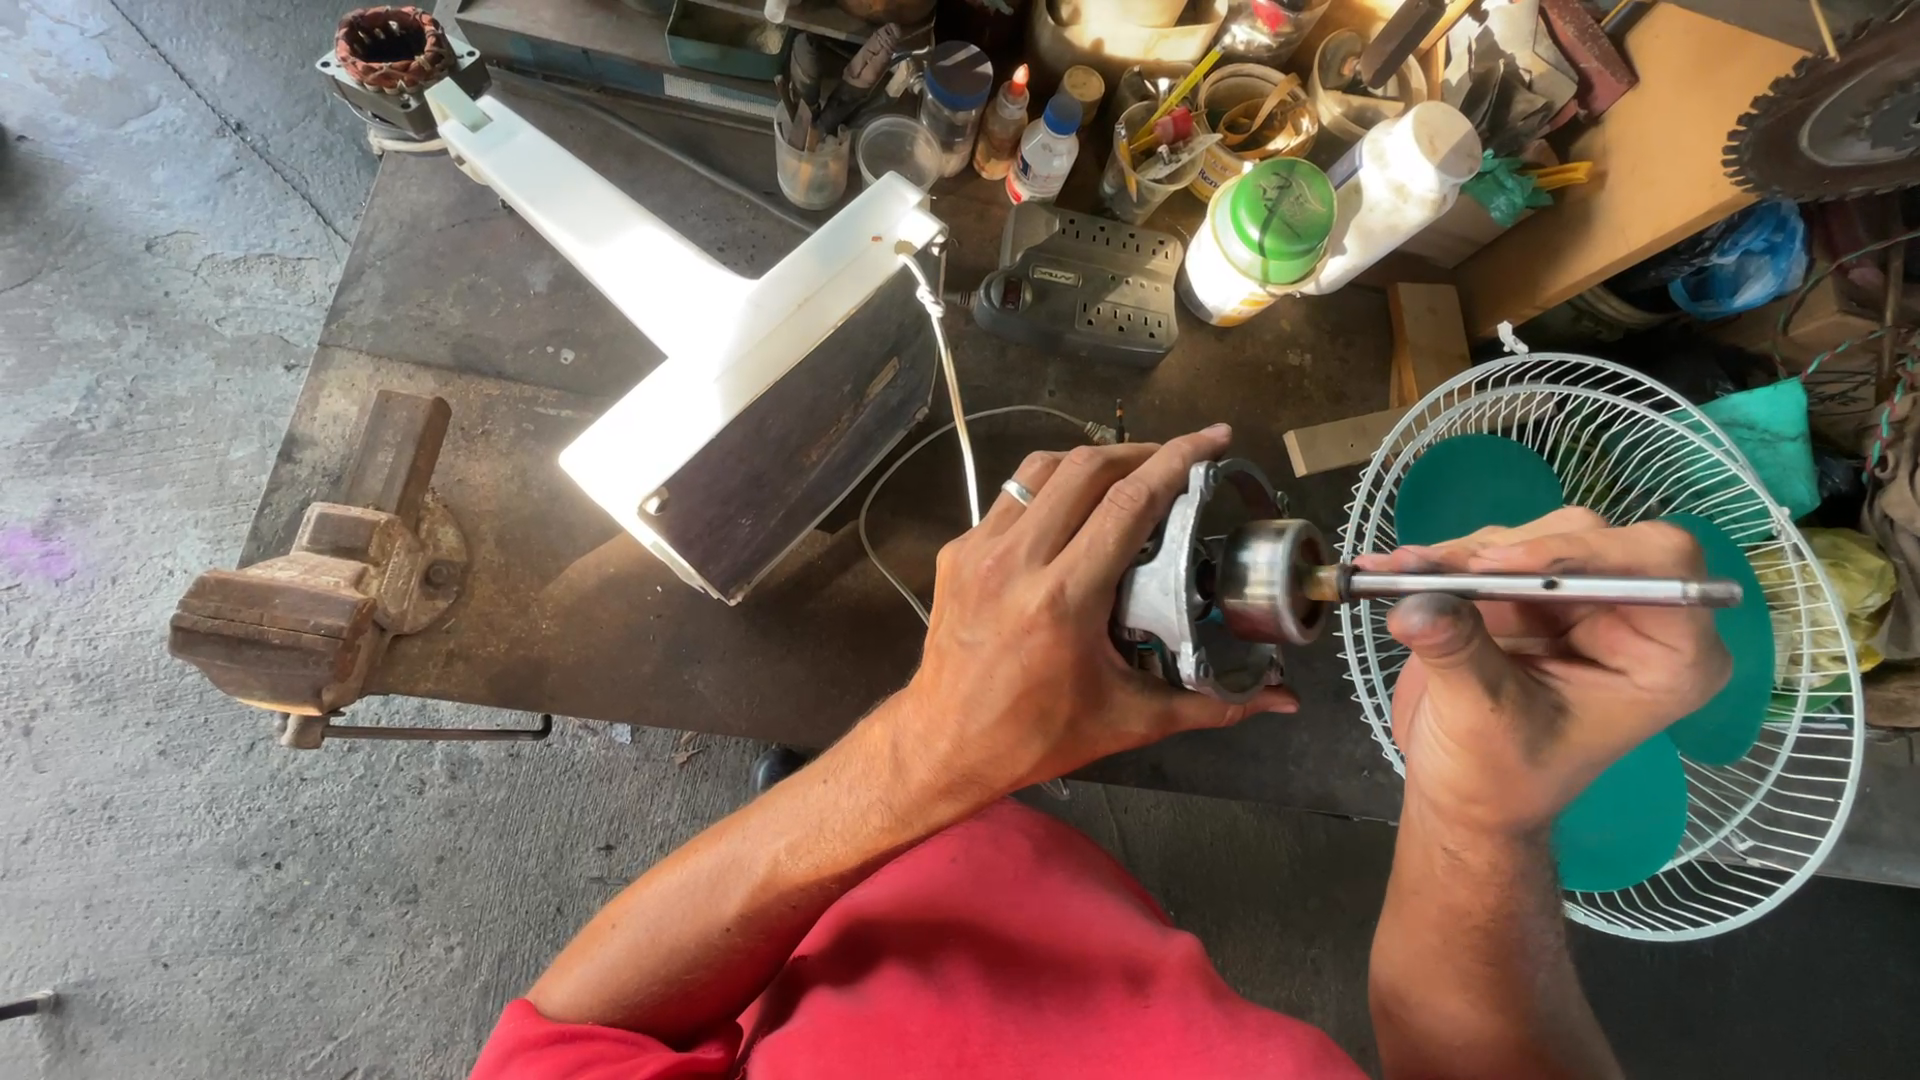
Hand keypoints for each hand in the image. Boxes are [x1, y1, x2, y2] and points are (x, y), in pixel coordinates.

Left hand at [887, 425, 1297, 798]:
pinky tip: (1072, 512)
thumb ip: (1210, 704)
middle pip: (1084, 468)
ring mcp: (977, 551)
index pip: (1129, 503)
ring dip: (1090, 461)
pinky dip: (1049, 490)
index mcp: (1062, 599)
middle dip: (1139, 451)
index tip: (1212, 438)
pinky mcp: (954, 553)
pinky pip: (1010, 498)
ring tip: (1127, 475)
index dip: (1177, 460)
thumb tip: (1282, 699)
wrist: (944, 742)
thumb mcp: (1128, 720)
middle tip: (1173, 463)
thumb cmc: (1037, 736)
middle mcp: (1016, 561)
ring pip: (1040, 470)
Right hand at [1356, 507, 1730, 836]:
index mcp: (1661, 654)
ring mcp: (1563, 607)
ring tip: (1396, 571)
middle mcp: (1623, 618)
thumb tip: (1415, 601)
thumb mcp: (1481, 718)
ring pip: (1520, 542)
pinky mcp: (1512, 602)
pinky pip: (1477, 559)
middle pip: (1580, 540)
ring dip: (1455, 555)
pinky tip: (1386, 570)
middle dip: (1501, 552)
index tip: (1494, 565)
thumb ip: (1458, 652)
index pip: (1658, 565)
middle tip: (1429, 568)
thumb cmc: (1497, 777)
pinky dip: (1432, 562)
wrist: (1460, 795)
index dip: (1581, 550)